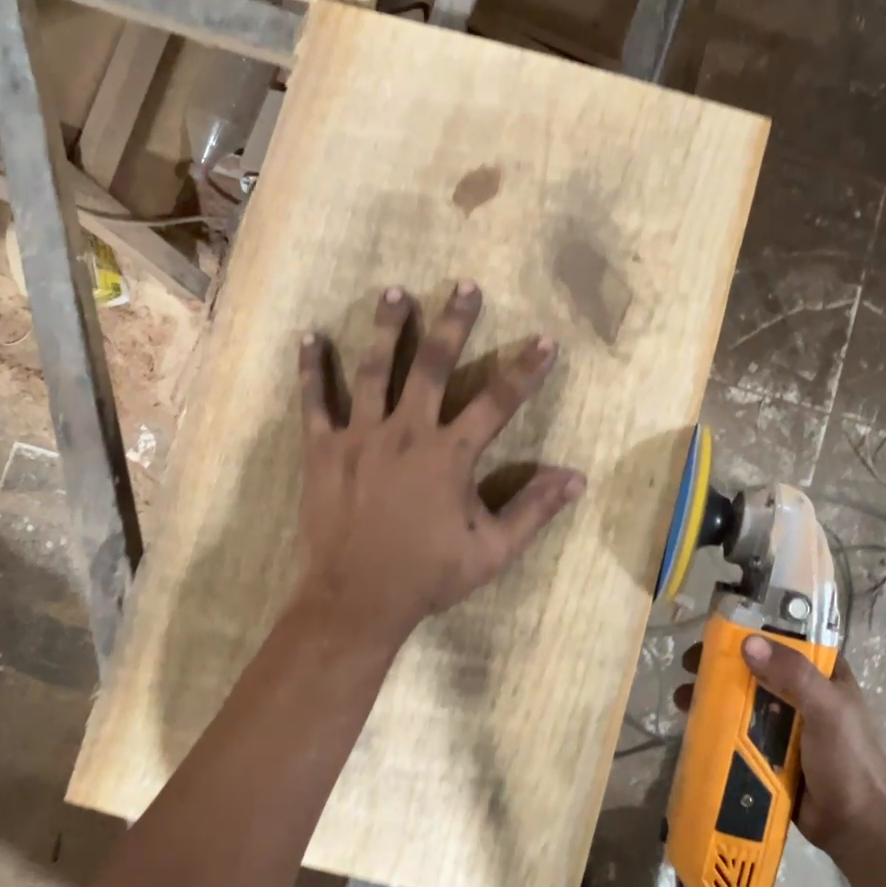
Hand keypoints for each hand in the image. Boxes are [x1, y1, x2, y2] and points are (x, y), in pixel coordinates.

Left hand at [296, 282, 585, 634]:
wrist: (355, 600)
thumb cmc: (427, 576)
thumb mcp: (492, 551)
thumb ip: (534, 511)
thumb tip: (577, 479)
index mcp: (450, 455)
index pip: (498, 401)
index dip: (524, 369)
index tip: (544, 340)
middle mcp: (407, 433)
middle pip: (433, 365)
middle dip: (453, 323)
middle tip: (465, 286)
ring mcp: (360, 436)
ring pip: (374, 370)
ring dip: (386, 328)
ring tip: (395, 291)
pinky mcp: (322, 449)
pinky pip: (314, 401)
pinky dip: (311, 368)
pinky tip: (309, 336)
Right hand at [674, 636, 885, 856]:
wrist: (858, 828)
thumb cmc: (849, 760)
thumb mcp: (827, 710)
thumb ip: (793, 675)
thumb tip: (747, 644)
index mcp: (823, 674)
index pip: (785, 639)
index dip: (750, 630)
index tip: (715, 631)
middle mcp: (802, 693)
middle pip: (756, 668)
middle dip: (720, 665)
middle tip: (690, 667)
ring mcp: (785, 725)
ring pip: (742, 700)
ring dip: (712, 696)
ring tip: (682, 699)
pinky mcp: (770, 754)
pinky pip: (739, 733)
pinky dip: (716, 727)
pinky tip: (693, 727)